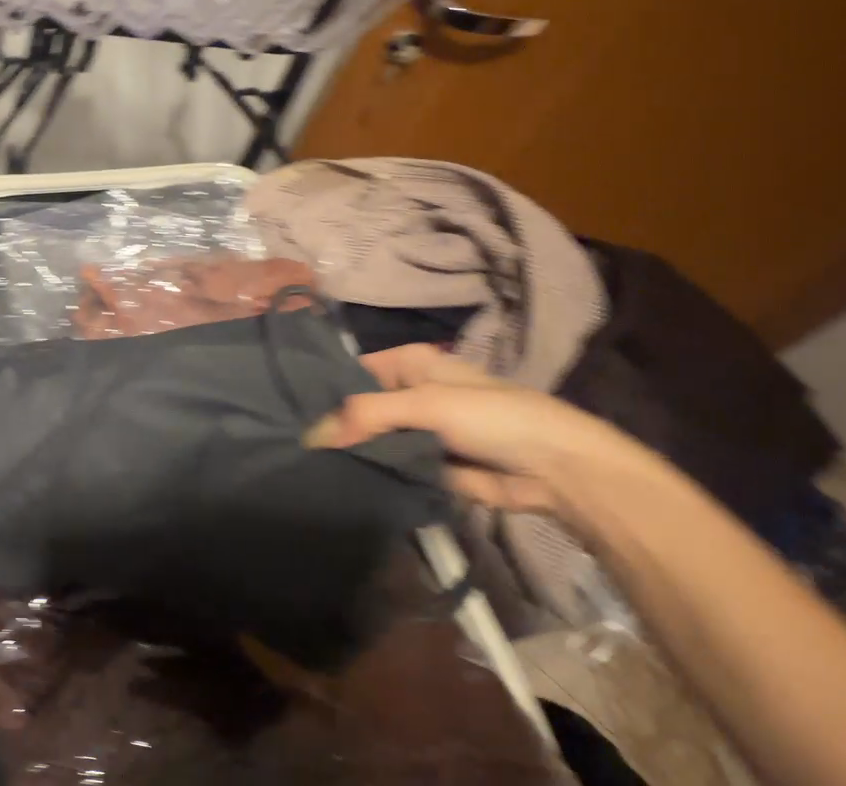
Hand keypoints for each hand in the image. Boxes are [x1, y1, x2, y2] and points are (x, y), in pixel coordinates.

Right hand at [320, 343, 663, 520]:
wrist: (559, 471)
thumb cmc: (494, 417)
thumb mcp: (426, 404)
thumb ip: (366, 414)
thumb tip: (310, 436)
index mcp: (407, 363)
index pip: (349, 371)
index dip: (321, 389)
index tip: (286, 410)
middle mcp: (407, 392)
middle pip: (355, 408)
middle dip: (331, 426)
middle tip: (290, 443)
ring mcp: (415, 431)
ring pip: (368, 440)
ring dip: (348, 453)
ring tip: (305, 464)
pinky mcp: (424, 466)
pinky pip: (386, 467)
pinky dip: (369, 474)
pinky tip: (335, 480)